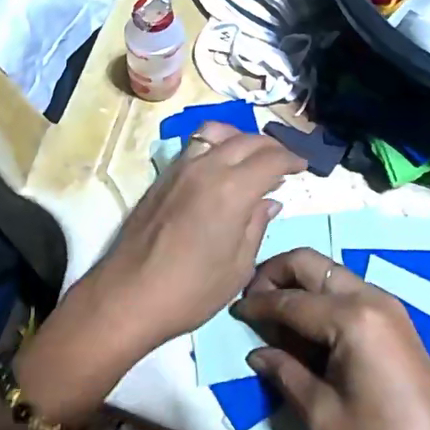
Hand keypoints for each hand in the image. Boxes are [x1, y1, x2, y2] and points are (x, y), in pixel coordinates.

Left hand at [18, 123, 301, 425]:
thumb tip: (269, 201)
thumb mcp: (238, 267)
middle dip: (271, 147)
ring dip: (241, 138)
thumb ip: (257, 226)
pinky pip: (196, 145)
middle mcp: (207, 168)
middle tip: (284, 163)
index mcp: (232, 189)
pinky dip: (217, 145)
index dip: (292, 160)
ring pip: (216, 132)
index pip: (271, 159)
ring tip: (252, 157)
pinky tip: (221, 168)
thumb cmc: (190, 291)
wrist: (126, 298)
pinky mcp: (162, 177)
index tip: (303, 167)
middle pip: (247, 140)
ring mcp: (180, 168)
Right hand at [235, 249, 429, 429]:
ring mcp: (388, 305)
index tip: (230, 309)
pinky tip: (306, 328)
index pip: (291, 299)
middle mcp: (371, 297)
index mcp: (352, 317)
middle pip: (312, 263)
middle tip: (251, 299)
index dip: (256, 304)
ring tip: (274, 317)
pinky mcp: (396, 320)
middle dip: (276, 273)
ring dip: (300, 284)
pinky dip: (323, 298)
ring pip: (332, 274)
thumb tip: (258, 353)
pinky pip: (350, 292)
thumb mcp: (323, 416)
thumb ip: (286, 373)